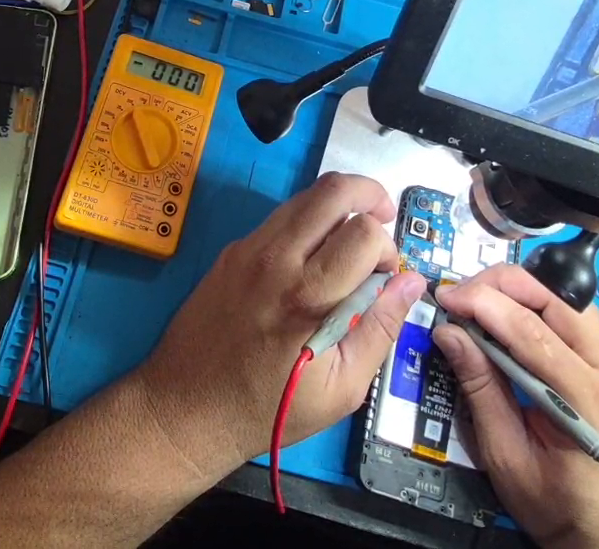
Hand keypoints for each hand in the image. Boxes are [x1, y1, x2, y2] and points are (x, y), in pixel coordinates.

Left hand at [127, 173, 427, 479]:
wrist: (187, 406)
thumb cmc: (269, 408)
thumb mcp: (341, 389)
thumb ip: (381, 329)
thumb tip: (411, 282)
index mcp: (307, 296)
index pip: (363, 232)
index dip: (388, 248)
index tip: (386, 275)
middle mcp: (277, 257)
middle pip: (334, 189)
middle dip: (371, 194)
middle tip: (383, 218)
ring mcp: (249, 247)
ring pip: (306, 196)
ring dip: (338, 205)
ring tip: (351, 236)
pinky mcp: (233, 248)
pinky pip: (281, 216)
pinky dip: (308, 221)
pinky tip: (314, 255)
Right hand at [433, 265, 598, 548]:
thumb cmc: (561, 510)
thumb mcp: (508, 459)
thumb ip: (481, 390)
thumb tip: (448, 333)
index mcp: (592, 403)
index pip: (532, 330)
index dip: (483, 303)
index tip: (445, 296)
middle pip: (558, 300)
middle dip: (502, 284)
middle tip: (459, 293)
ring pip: (570, 300)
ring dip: (521, 290)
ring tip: (480, 301)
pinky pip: (578, 317)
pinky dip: (540, 306)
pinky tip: (510, 316)